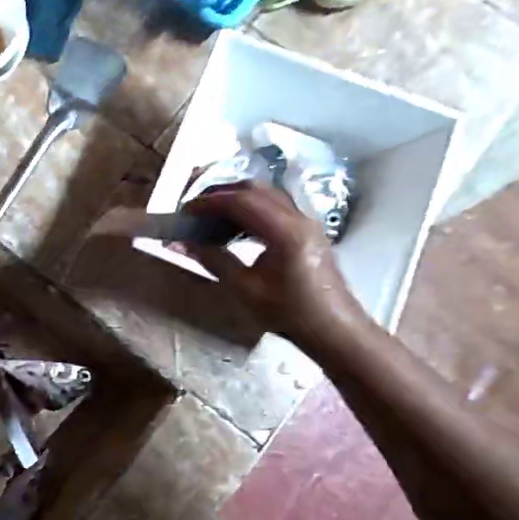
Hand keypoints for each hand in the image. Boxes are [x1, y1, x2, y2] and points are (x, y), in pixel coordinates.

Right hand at [183, 181, 367, 347]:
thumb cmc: (291, 314)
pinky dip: (252, 210)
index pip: (242, 200)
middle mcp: (299, 217)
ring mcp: (307, 221)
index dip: (210, 202)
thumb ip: (216, 261)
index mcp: (285, 231)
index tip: (186, 211)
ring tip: (212, 218)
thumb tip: (184, 243)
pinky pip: (276, 207)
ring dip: (237, 200)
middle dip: (222, 194)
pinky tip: (236, 229)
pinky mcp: (308, 230)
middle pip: (255, 189)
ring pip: (267, 195)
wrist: (334, 330)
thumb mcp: (246, 290)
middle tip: (196, 209)